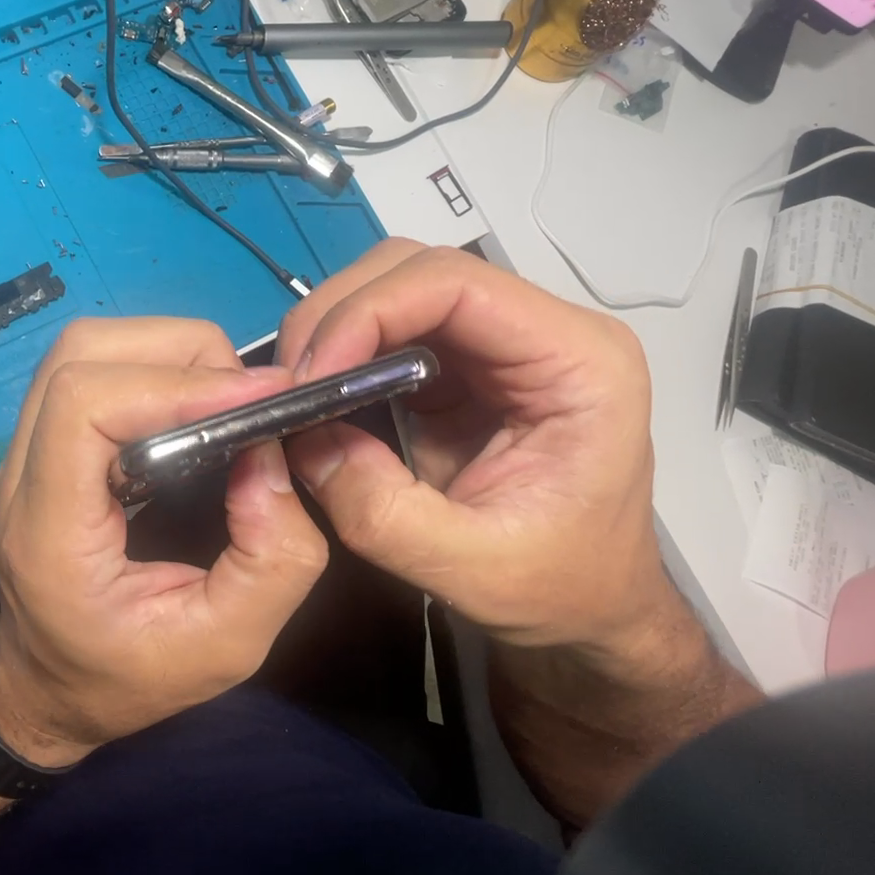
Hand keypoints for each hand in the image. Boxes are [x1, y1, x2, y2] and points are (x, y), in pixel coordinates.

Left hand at [0, 318, 328, 765]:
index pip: (83, 406)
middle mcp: (22, 476)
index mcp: (50, 532)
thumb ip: (272, 561)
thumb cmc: (125, 679)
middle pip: (81, 355)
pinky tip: (191, 407)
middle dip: (180, 355)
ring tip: (224, 400)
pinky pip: (88, 371)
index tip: (258, 400)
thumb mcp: (225, 647)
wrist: (44, 690)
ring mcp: (23, 454)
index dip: (174, 385)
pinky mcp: (42, 445)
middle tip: (247, 401)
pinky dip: (150, 368)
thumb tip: (272, 456)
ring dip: (165, 353)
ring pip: (80, 350)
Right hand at [275, 240, 683, 663]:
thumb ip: (381, 509)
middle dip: (337, 317)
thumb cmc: (555, 586)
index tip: (311, 376)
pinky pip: (382, 330)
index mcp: (575, 362)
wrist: (585, 605)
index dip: (370, 313)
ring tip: (298, 393)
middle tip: (290, 386)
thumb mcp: (467, 566)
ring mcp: (493, 344)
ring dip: (329, 330)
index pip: (456, 283)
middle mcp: (538, 332)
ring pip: (390, 287)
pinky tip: (316, 395)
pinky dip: (336, 354)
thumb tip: (300, 441)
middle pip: (415, 269)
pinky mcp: (455, 366)